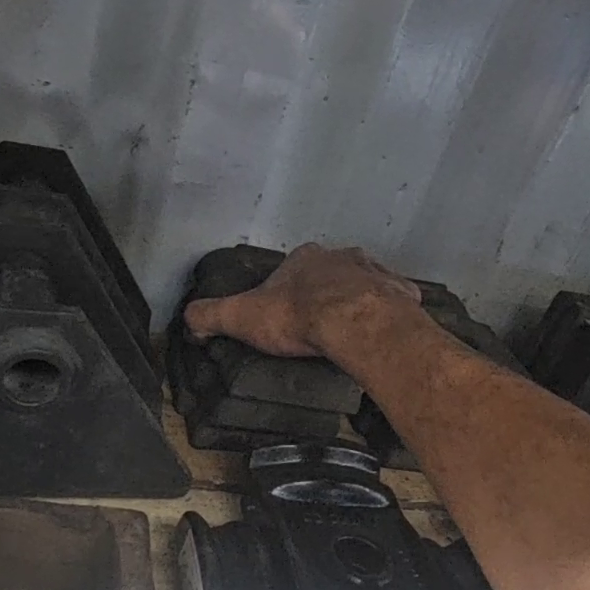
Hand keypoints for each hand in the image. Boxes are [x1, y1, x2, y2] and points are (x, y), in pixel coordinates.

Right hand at [182, 243, 422, 358]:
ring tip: (348, 330)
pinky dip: (389, 313)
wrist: (357, 325)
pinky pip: (394, 300)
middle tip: (315, 324)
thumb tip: (189, 320)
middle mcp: (340, 258)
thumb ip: (210, 315)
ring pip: (364, 283)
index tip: (282, 314)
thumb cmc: (299, 317)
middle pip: (329, 273)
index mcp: (303, 259)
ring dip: (356, 300)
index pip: (290, 270)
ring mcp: (374, 273)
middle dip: (323, 293)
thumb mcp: (241, 317)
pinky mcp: (400, 294)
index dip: (284, 291)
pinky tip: (380, 332)